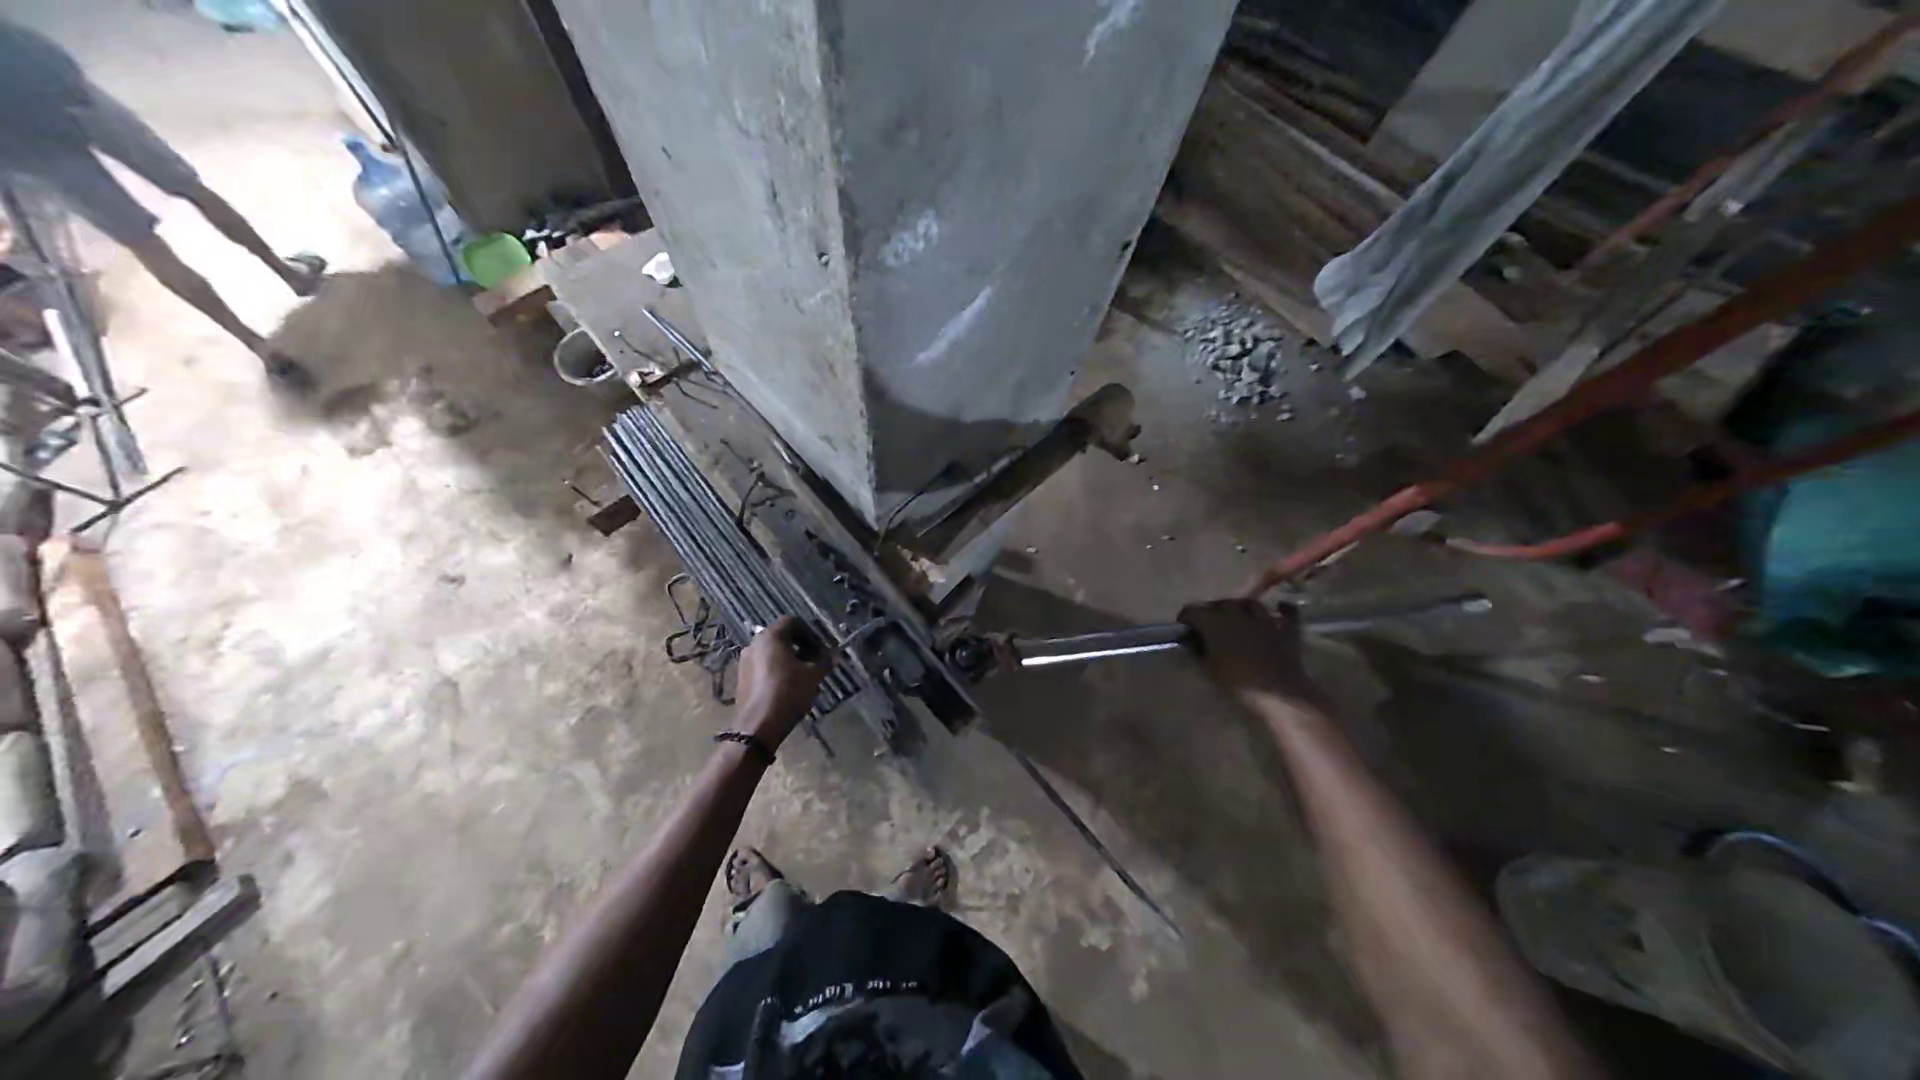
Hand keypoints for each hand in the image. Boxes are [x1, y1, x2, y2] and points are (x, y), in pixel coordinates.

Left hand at [735, 616, 831, 746]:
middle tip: (815, 661)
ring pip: (772, 652)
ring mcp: (745, 661)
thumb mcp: (813, 676)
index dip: (810, 632)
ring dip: (789, 659)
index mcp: (770, 637)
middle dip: (801, 646)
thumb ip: (824, 661)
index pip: (793, 621)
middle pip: (781, 636)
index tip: (821, 648)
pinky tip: (788, 686)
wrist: (758, 726)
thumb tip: (833, 654)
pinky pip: (763, 666)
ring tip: (804, 676)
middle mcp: (754, 644)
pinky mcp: (742, 678)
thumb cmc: (788, 693)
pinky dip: (777, 669)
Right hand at [1179, 599, 1324, 708]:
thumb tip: (1193, 643)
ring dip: (1240, 606)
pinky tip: (1281, 608)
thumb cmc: (1239, 686)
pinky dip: (1283, 609)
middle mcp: (1239, 617)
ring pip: (1250, 604)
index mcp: (1216, 626)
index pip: (1195, 610)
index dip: (1187, 616)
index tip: (1183, 625)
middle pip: (1221, 604)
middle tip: (1207, 622)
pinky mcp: (1286, 632)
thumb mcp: (1210, 671)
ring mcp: (1265, 622)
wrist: (1280, 697)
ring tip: (1235, 615)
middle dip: (1212, 610)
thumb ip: (1199, 653)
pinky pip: (1288, 614)